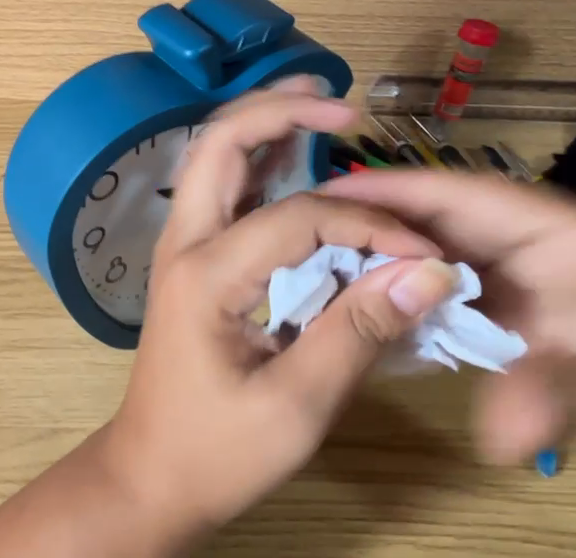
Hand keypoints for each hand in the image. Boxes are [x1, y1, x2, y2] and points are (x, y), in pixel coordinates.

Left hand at [96, 80, 461, 537]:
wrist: (150, 473)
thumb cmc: (217, 450)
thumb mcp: (296, 407)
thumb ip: (358, 333)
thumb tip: (425, 273)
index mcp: (207, 273)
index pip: (297, 217)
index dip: (367, 224)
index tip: (423, 254)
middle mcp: (185, 241)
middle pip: (221, 144)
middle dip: (279, 112)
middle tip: (343, 105)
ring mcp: (183, 244)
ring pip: (216, 156)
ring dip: (264, 122)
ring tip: (318, 101)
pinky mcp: (194, 257)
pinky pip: (225, 188)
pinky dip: (260, 159)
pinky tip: (295, 154)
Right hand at [321, 169, 575, 542]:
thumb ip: (570, 397)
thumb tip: (490, 433)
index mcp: (575, 235)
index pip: (469, 194)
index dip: (397, 186)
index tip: (325, 189)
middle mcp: (549, 251)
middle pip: (450, 225)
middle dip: (382, 227)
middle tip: (304, 238)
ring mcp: (544, 291)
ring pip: (453, 267)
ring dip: (398, 271)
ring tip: (325, 277)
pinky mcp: (542, 330)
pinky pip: (469, 312)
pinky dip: (426, 315)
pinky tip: (382, 328)